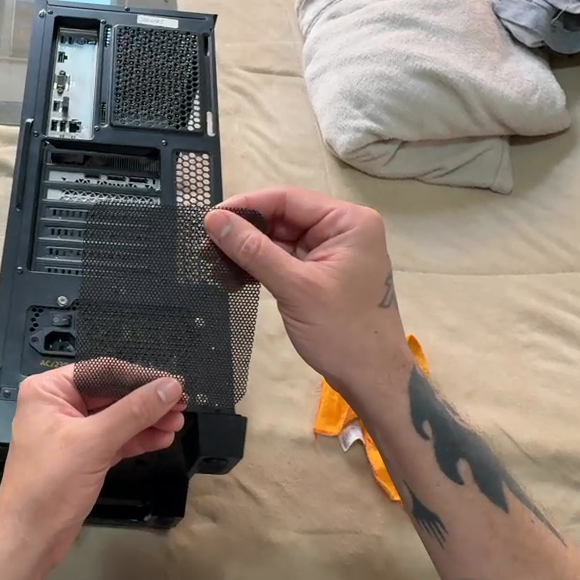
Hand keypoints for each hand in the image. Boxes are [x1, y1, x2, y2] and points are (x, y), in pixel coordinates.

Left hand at [0, 363, 184, 567]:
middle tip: (181, 405)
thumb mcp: (94, 443)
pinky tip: (162, 438)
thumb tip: (171, 386)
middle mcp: (58, 404)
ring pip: (116, 417)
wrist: (30, 540)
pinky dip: (137, 438)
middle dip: (146, 401)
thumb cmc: (51, 484)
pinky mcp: (83, 455)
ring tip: (178, 423)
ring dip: (146, 420)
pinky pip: (115, 438)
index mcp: (49, 390)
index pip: (102, 372)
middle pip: (111, 393)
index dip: (139, 377)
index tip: (173, 383)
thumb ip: (134, 412)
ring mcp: (71, 431)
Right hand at [205, 187, 411, 407]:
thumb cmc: (343, 331)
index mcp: (349, 222)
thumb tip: (213, 219)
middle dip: (245, 230)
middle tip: (207, 245)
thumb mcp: (294, 287)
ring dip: (248, 249)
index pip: (288, 199)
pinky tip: (234, 273)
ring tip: (213, 260)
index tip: (210, 219)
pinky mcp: (322, 272)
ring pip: (280, 238)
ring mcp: (333, 251)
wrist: (372, 380)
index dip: (246, 206)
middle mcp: (343, 229)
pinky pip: (285, 258)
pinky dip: (260, 264)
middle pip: (283, 216)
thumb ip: (252, 250)